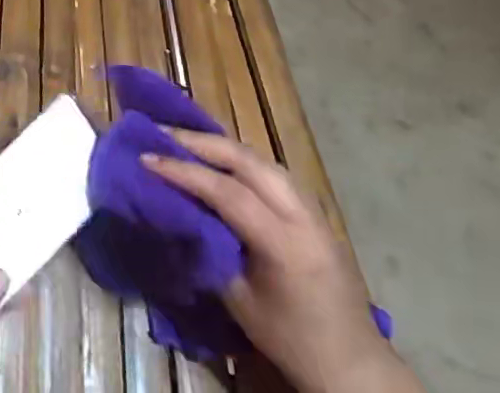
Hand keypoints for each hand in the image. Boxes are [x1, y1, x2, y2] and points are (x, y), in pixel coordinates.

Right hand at [143, 130, 421, 392]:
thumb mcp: (238, 300)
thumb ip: (209, 248)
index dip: (183, 171)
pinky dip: (240, 160)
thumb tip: (176, 212)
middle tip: (160, 133)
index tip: (146, 158)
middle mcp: (301, 215)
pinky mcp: (314, 211)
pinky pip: (272, 171)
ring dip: (220, 146)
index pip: (226, 190)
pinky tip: (220, 162)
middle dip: (199, 142)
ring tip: (184, 142)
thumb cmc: (291, 340)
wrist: (353, 365)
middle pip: (246, 160)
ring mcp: (313, 209)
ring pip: (261, 159)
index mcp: (284, 242)